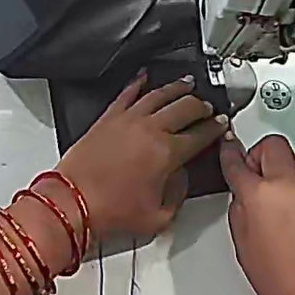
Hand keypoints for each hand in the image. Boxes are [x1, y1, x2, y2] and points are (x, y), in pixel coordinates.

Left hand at [54, 74, 228, 241]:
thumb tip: (181, 179)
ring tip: (187, 84)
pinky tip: (144, 77)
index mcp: (167, 153)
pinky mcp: (108, 118)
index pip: (200, 134)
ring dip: (177, 88)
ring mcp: (128, 120)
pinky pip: (127, 93)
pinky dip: (138, 82)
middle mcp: (150, 130)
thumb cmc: (109, 209)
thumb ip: (178, 194)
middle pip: (185, 107)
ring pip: (159, 94)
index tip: (220, 124)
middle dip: (202, 106)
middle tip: (208, 107)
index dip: (215, 128)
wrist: (73, 202)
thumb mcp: (159, 217)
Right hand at [220, 133, 294, 294]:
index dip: (228, 153)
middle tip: (248, 173)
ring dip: (274, 178)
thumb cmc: (291, 286)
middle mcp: (290, 187)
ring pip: (289, 167)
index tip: (227, 148)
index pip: (238, 161)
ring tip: (266, 212)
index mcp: (261, 194)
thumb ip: (239, 214)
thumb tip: (241, 201)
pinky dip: (289, 197)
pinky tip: (284, 226)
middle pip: (272, 146)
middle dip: (256, 154)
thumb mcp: (244, 249)